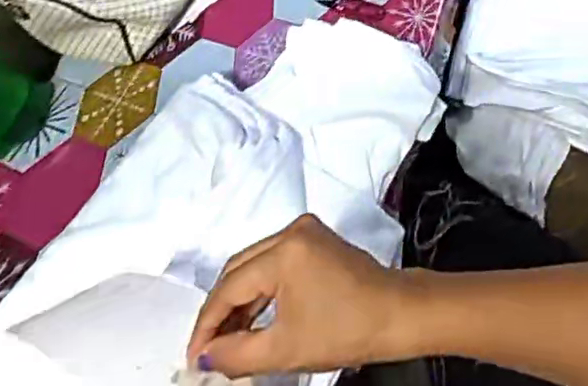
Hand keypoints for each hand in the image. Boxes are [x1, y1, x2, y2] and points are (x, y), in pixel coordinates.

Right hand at [187, 214, 413, 376]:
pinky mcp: (314, 239)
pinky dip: (261, 290)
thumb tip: (206, 357)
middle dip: (220, 309)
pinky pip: (274, 261)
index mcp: (284, 249)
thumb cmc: (344, 330)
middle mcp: (292, 230)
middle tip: (206, 349)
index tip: (193, 357)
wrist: (394, 313)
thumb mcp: (284, 349)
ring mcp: (305, 231)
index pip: (230, 285)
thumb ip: (236, 354)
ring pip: (256, 263)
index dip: (207, 324)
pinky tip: (253, 320)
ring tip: (226, 341)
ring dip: (240, 300)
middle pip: (240, 268)